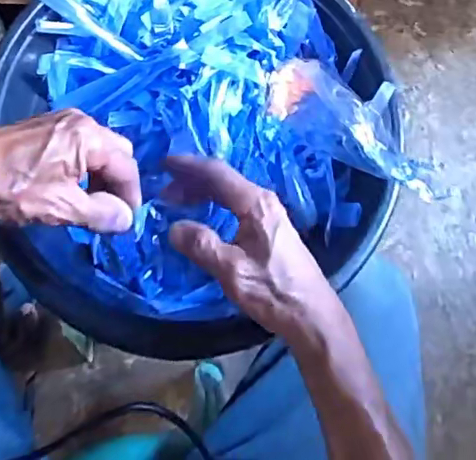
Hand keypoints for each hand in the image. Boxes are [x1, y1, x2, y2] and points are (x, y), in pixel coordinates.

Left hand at [0, 110, 142, 233]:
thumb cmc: (13, 190)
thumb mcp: (60, 207)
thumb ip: (99, 213)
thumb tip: (126, 220)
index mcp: (88, 134)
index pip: (126, 164)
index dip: (131, 195)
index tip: (128, 223)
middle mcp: (79, 119)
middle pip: (115, 151)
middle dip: (117, 183)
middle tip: (110, 213)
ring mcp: (59, 120)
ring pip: (96, 148)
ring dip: (98, 176)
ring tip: (89, 206)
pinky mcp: (43, 128)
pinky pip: (77, 146)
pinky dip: (81, 168)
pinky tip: (68, 189)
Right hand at [165, 155, 344, 343]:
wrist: (312, 314)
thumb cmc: (274, 291)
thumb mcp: (233, 272)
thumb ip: (203, 246)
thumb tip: (173, 227)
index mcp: (255, 203)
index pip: (217, 172)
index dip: (189, 165)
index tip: (164, 162)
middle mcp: (262, 199)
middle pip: (222, 179)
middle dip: (191, 179)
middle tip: (162, 188)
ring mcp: (267, 212)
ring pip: (228, 191)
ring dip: (201, 192)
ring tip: (175, 200)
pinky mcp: (268, 226)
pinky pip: (233, 203)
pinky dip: (213, 203)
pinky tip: (201, 215)